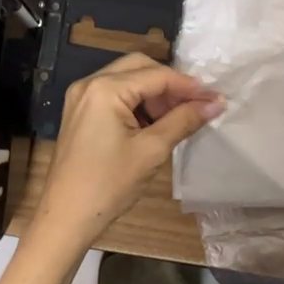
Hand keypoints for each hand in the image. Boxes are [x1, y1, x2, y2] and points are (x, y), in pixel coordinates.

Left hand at [33, 54, 222, 249]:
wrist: (66, 216)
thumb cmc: (109, 184)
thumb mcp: (152, 150)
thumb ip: (184, 120)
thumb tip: (216, 103)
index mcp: (104, 88)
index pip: (156, 75)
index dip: (189, 86)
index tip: (216, 98)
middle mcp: (89, 84)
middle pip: (139, 68)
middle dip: (170, 84)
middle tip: (196, 105)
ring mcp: (81, 98)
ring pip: (127, 80)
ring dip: (154, 94)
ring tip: (178, 117)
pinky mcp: (80, 112)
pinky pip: (114, 95)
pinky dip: (137, 103)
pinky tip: (155, 123)